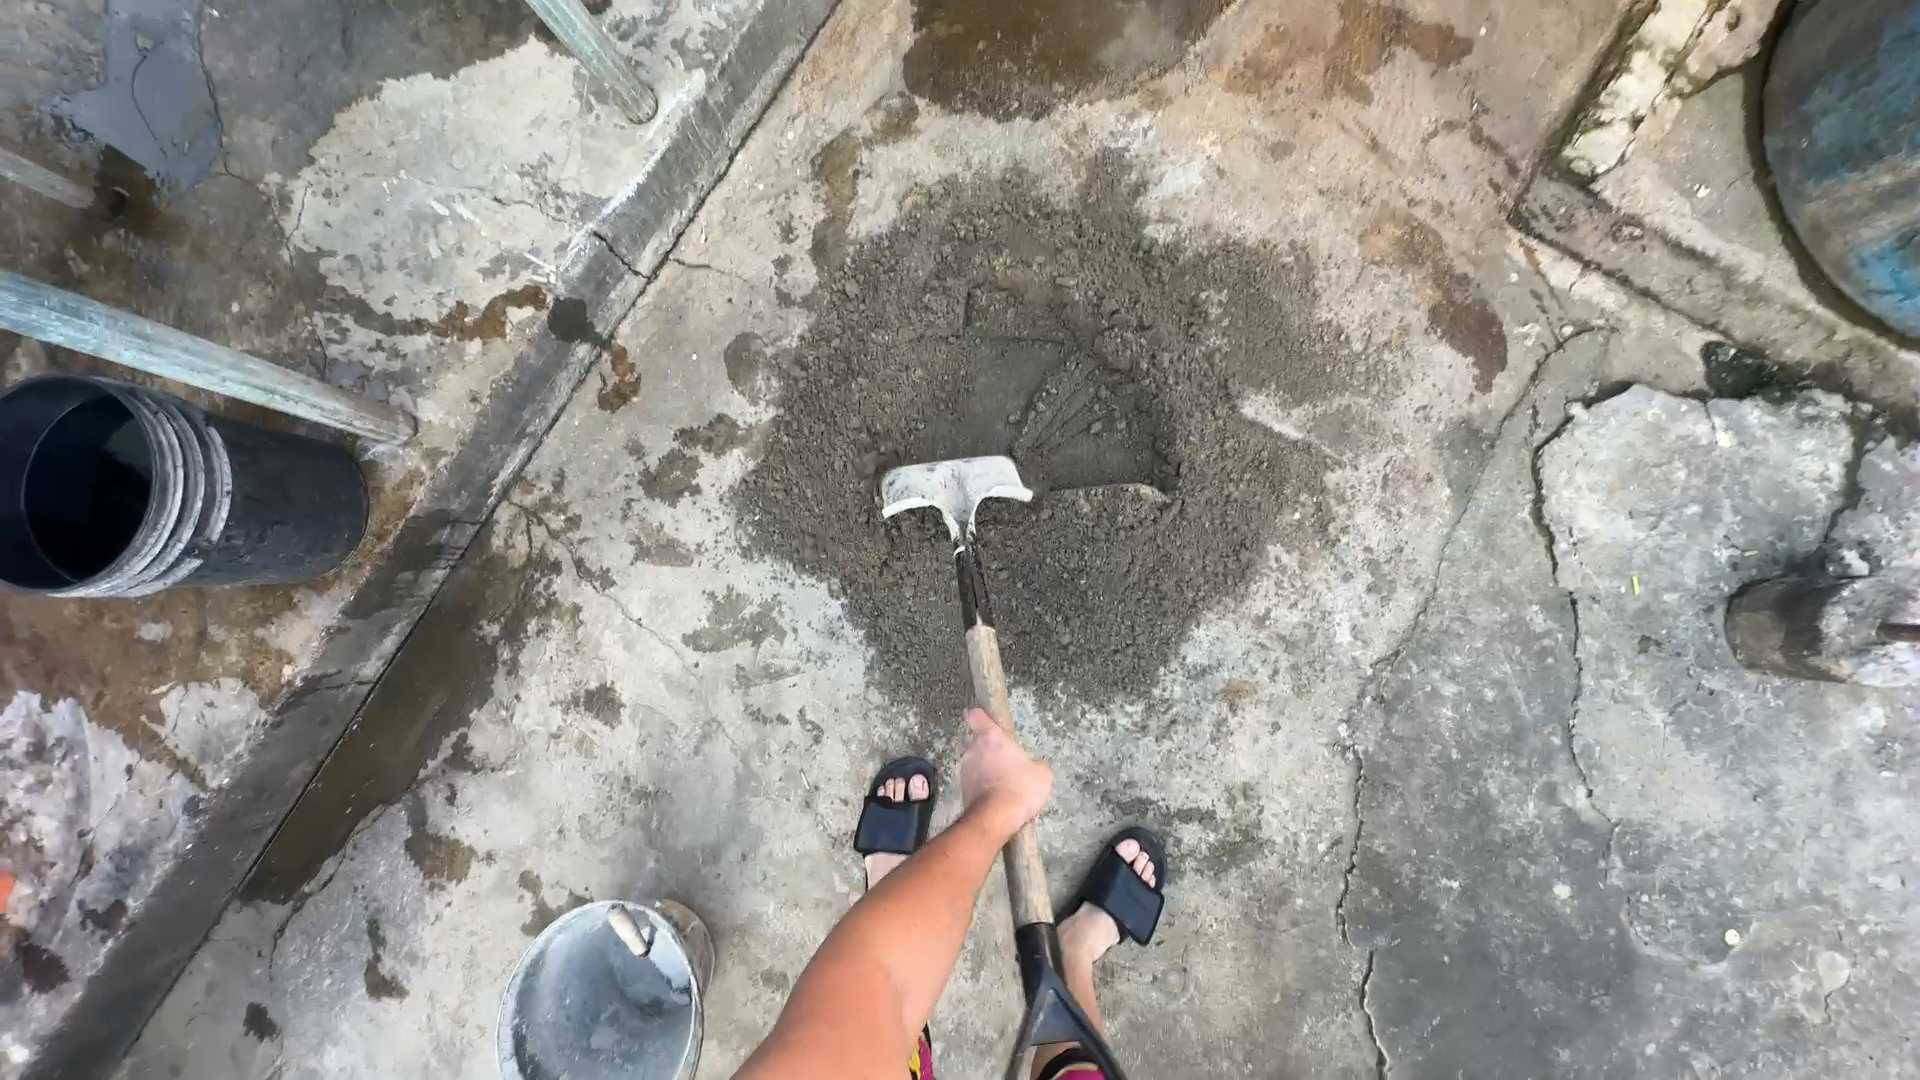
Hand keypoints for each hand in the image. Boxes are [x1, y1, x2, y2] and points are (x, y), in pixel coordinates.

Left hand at [959, 708, 1052, 835]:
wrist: (996, 818)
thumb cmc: (1020, 787)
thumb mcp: (1042, 775)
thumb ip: (1036, 765)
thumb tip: (1034, 768)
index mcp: (992, 737)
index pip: (977, 716)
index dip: (980, 717)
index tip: (983, 719)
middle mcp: (974, 749)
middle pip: (982, 745)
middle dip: (993, 755)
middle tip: (1009, 769)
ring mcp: (965, 770)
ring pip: (978, 767)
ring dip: (989, 774)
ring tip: (1008, 791)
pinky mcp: (962, 790)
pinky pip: (976, 786)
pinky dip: (985, 791)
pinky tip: (1001, 804)